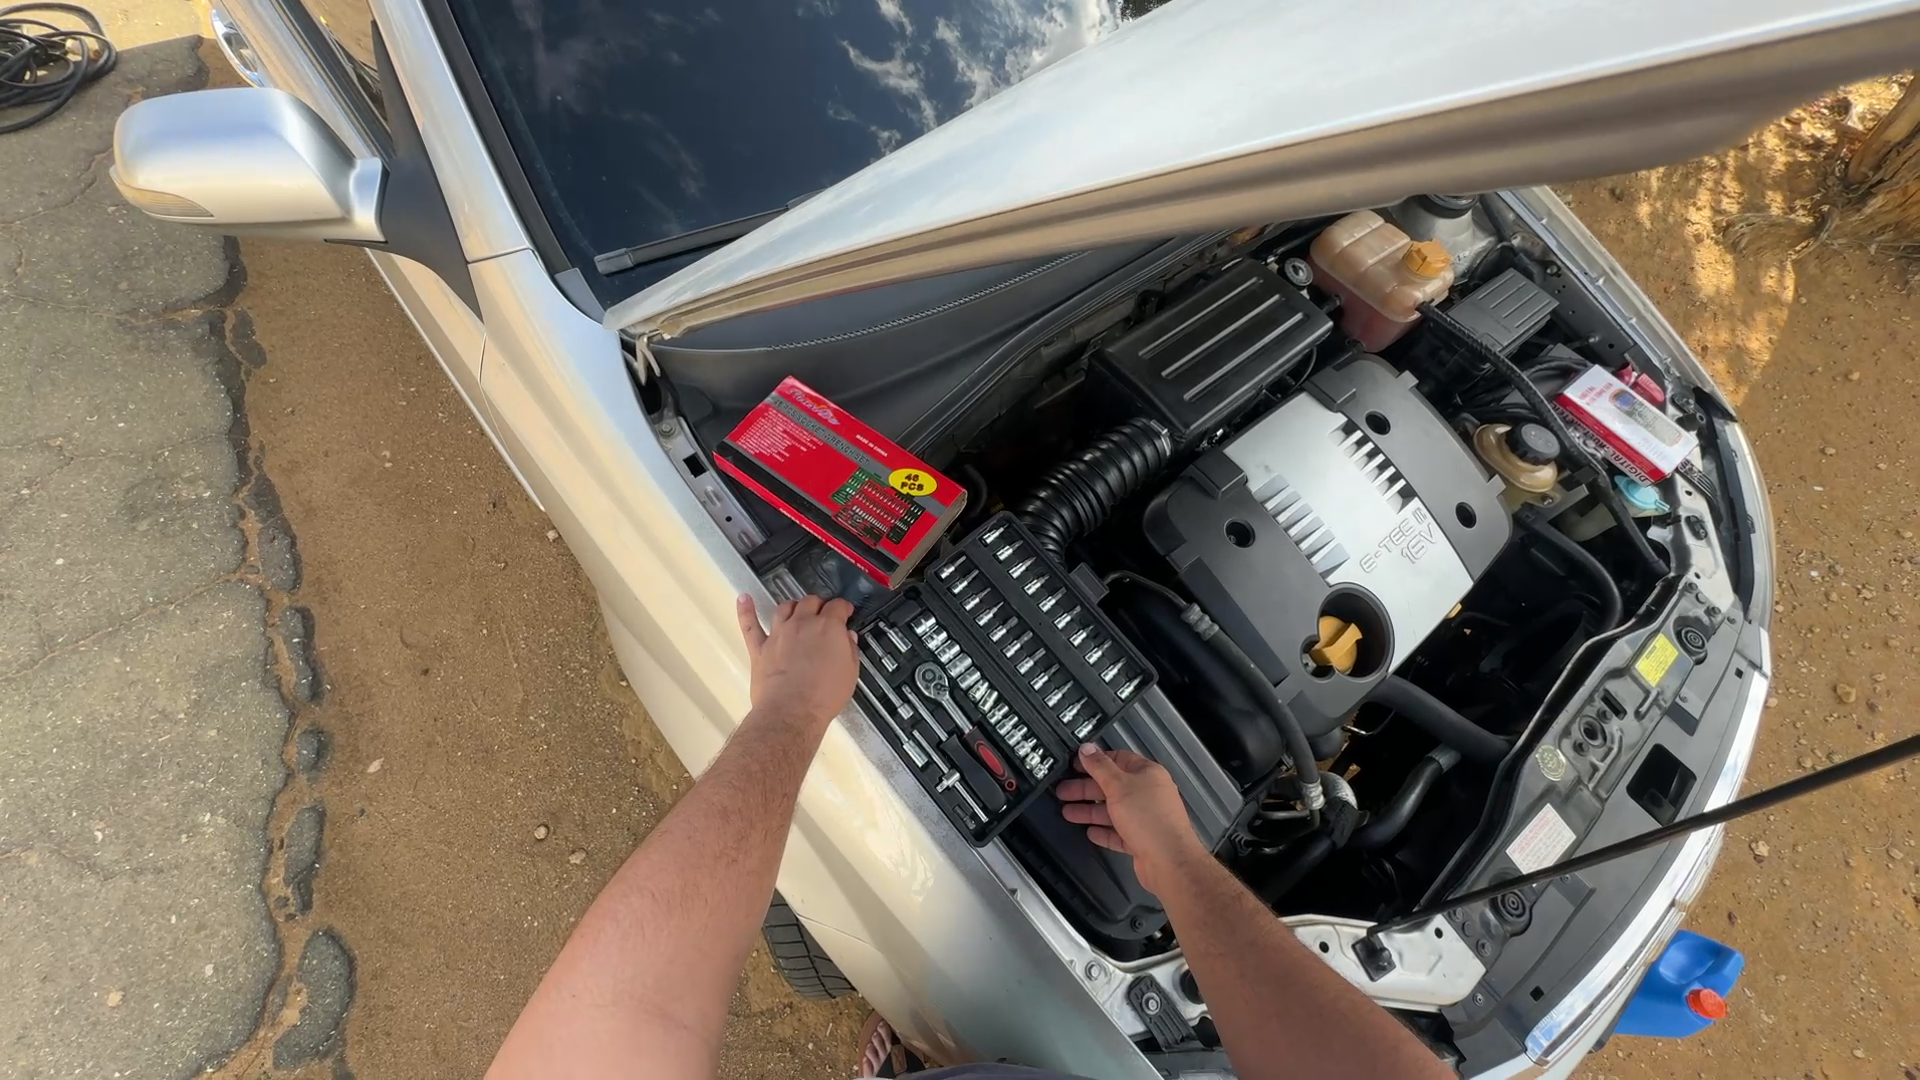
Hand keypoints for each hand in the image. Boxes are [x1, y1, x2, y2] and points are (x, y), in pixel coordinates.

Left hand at [736, 594, 858, 729]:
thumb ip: (850, 650)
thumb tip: (848, 639)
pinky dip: (746, 610)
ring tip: (796, 607)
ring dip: (793, 605)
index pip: (837, 606)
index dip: (843, 607)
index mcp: (828, 627)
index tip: (845, 610)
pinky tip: (744, 599)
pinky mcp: (760, 648)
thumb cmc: (822, 696)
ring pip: (784, 608)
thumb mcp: (850, 673)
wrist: (792, 712)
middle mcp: (802, 624)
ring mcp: (779, 634)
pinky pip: (750, 625)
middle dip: (819, 604)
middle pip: (810, 601)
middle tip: (824, 611)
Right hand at [1056, 745, 1204, 895]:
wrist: (1170, 862)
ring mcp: (1145, 818)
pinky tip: (1091, 832)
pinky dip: (1104, 832)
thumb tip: (1087, 749)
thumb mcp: (1118, 785)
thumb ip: (1100, 767)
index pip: (1118, 760)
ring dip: (1090, 811)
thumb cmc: (1150, 819)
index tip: (1076, 764)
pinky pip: (1118, 833)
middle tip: (1064, 790)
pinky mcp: (1142, 840)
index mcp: (1147, 774)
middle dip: (1086, 789)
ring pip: (1112, 811)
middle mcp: (1148, 794)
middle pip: (1111, 786)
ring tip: (1068, 812)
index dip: (1095, 761)